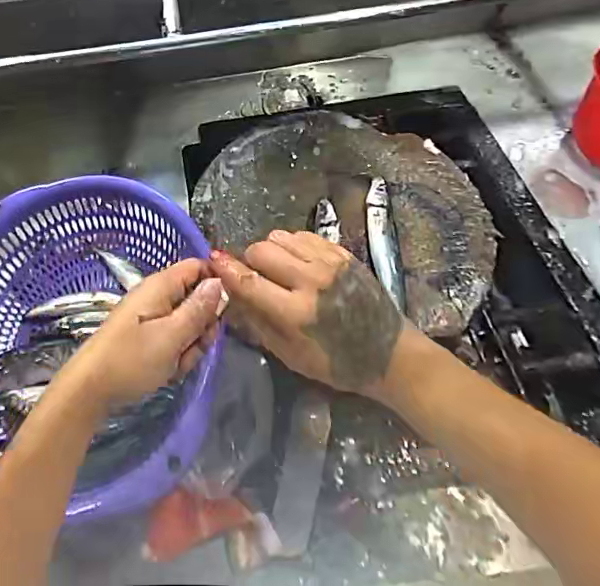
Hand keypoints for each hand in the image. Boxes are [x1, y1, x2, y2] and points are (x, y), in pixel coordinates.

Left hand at [55, 259, 225, 410]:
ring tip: (176, 364)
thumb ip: (199, 309)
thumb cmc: (130, 360)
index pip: (200, 267)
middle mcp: (157, 295)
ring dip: (190, 345)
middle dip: (203, 324)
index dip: (216, 285)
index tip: (223, 312)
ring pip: (188, 323)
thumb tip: (220, 283)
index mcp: (162, 285)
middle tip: (195, 347)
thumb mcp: (172, 336)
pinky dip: (176, 355)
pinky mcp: (147, 336)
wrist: (88, 392)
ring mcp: (151, 317)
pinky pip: (174, 339)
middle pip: (197, 298)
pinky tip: (168, 371)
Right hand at [211, 231, 405, 394]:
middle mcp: (312, 280)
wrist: (387, 352)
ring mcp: (330, 262)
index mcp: (296, 313)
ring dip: (272, 251)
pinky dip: (293, 246)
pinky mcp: (342, 253)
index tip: (212, 260)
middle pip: (262, 250)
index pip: (250, 282)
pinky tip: (298, 263)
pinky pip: (304, 236)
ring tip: (278, 269)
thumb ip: (258, 323)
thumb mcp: (290, 355)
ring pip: (281, 237)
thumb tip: (231, 297)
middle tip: (254, 276)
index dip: (226, 269)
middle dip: (250, 260)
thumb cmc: (336, 363)